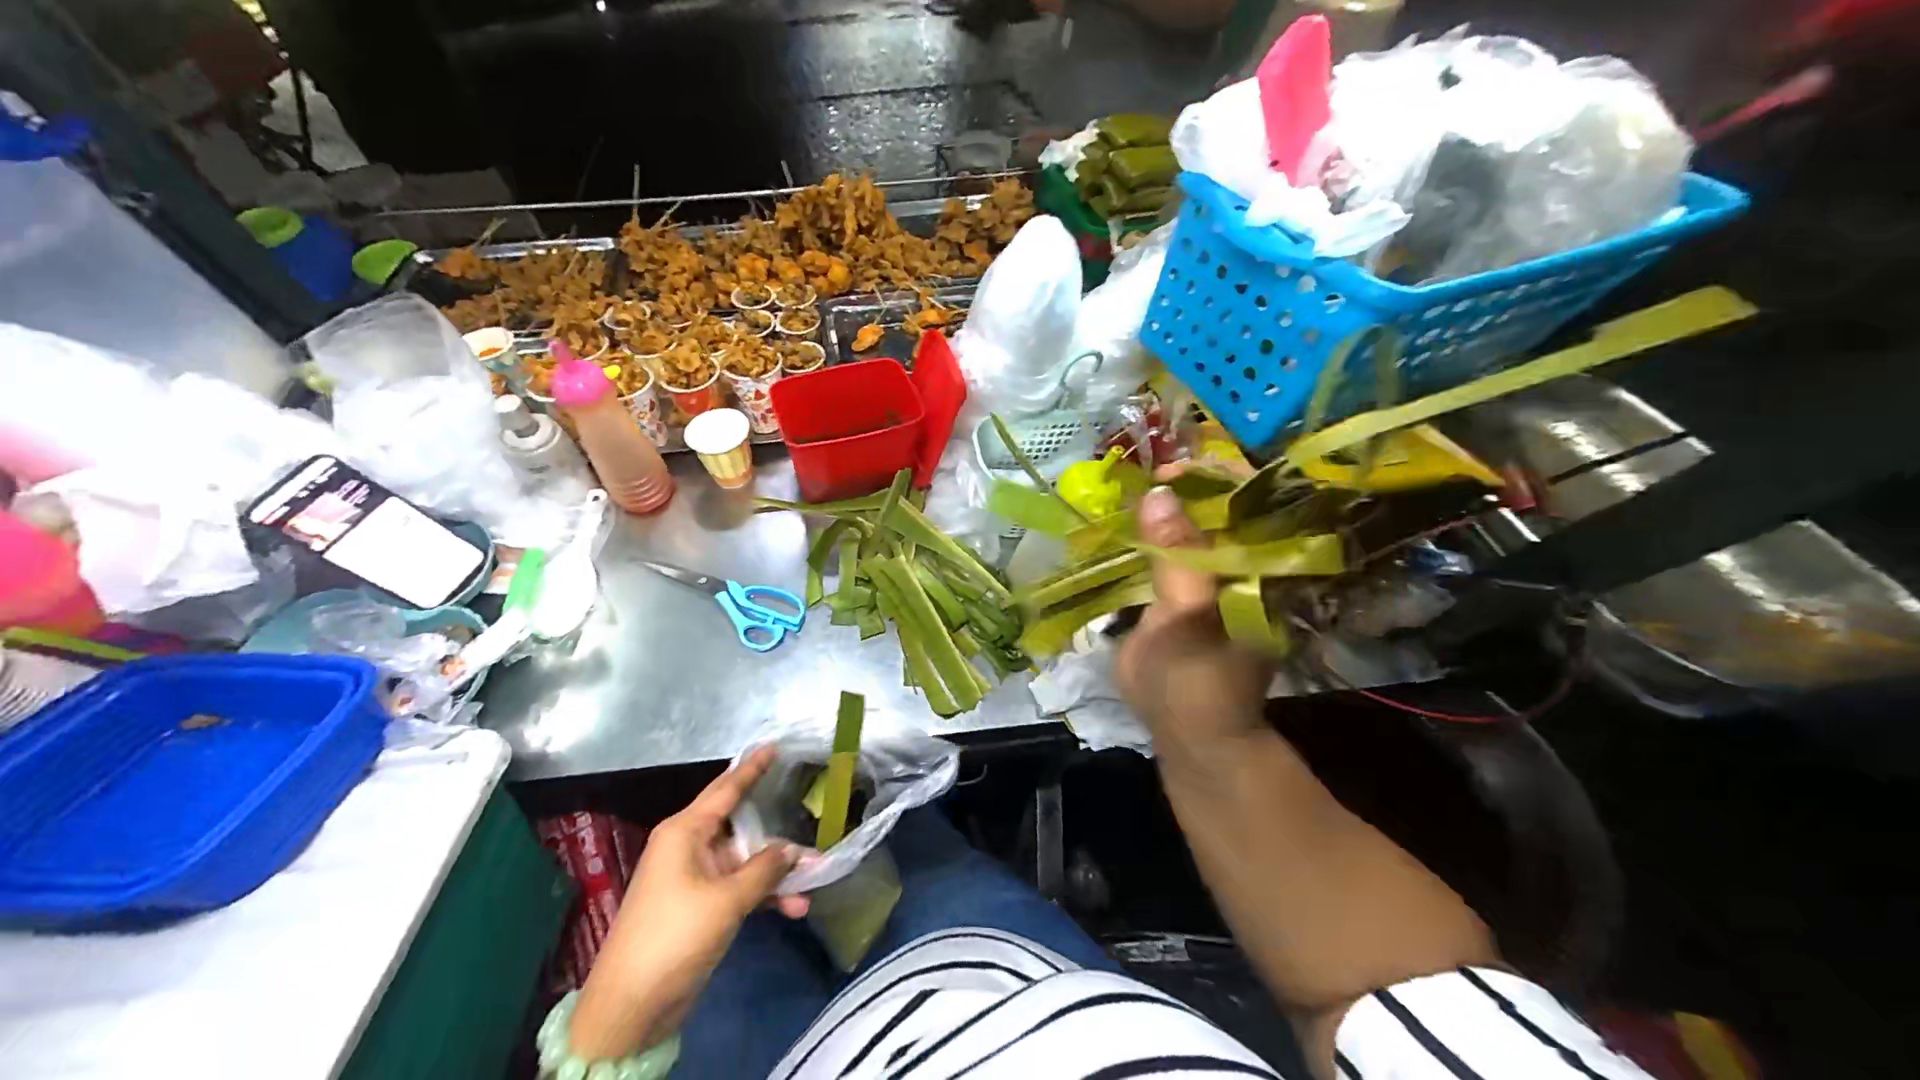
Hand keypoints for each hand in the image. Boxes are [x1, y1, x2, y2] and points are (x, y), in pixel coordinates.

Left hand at [569, 747, 806, 1059]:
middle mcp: (690, 847)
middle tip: (813, 820)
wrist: (631, 1006)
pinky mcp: (701, 907)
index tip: (774, 746)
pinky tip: (794, 907)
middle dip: (778, 833)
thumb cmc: (675, 935)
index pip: (725, 790)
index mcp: (685, 832)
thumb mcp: (726, 900)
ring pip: (746, 861)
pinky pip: (741, 888)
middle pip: (742, 827)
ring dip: (777, 873)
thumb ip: (765, 869)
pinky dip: (765, 895)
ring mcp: (695, 878)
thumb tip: (793, 850)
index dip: (752, 768)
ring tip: (815, 879)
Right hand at [1114, 486, 1274, 756]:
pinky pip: (1158, 550)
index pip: (1246, 499)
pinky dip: (1137, 534)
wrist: (1186, 730)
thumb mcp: (1189, 617)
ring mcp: (1205, 575)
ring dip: (1153, 507)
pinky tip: (1114, 522)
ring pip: (1181, 525)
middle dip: (1176, 485)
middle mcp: (1238, 561)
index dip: (1212, 476)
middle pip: (1211, 505)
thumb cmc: (1200, 679)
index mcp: (1258, 564)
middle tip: (1137, 475)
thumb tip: (1158, 493)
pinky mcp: (1177, 590)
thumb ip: (1178, 557)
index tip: (1169, 470)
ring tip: (1120, 491)